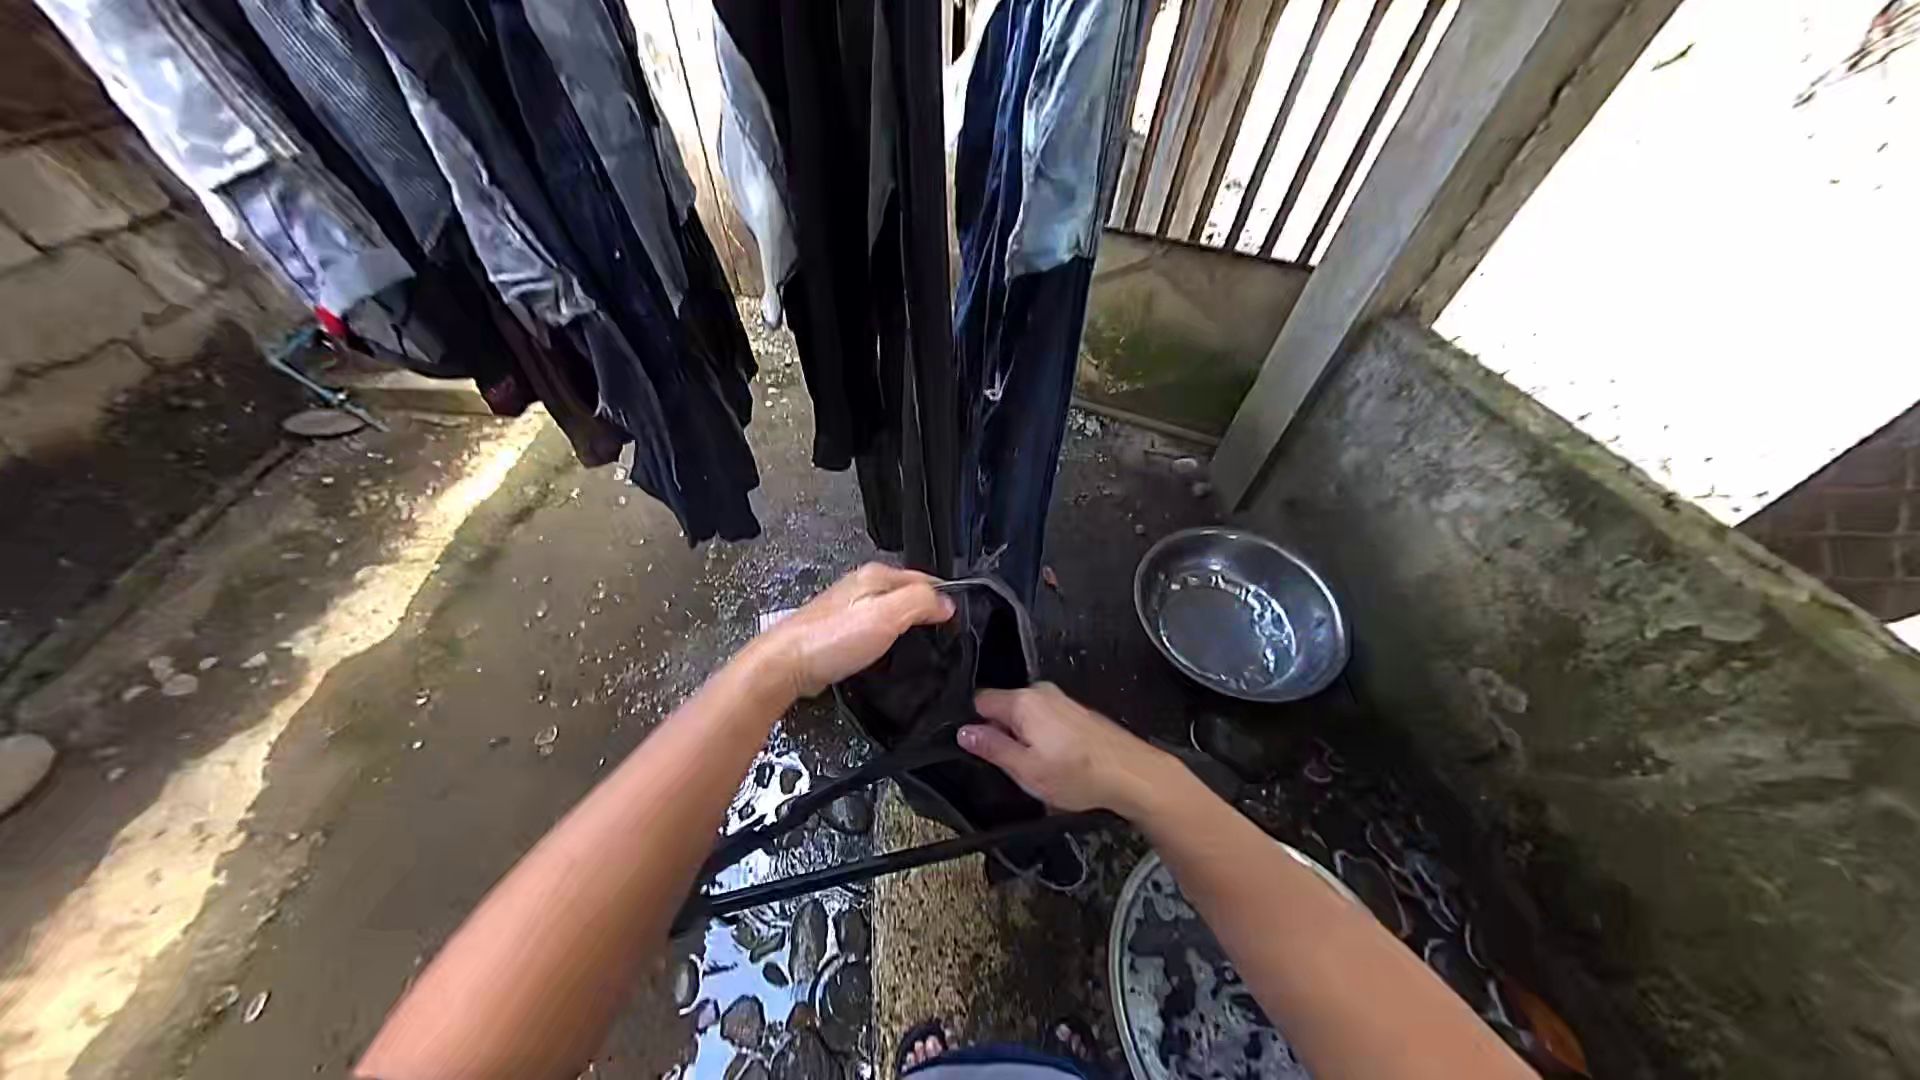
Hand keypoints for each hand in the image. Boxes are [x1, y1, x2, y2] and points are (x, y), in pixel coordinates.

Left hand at [749, 563, 954, 698]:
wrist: (785, 665)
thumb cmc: (832, 640)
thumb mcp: (886, 616)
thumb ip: (920, 602)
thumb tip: (947, 603)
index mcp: (876, 575)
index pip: (926, 578)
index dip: (944, 598)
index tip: (956, 622)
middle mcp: (863, 585)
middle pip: (909, 593)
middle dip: (927, 612)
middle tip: (943, 637)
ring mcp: (850, 607)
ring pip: (892, 611)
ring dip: (908, 627)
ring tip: (921, 648)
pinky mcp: (840, 629)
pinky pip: (876, 628)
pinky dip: (889, 638)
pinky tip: (890, 654)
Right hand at [959, 683, 1181, 817]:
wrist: (1132, 775)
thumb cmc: (1080, 775)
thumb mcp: (1025, 770)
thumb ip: (992, 747)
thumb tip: (965, 732)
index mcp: (1023, 702)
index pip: (980, 701)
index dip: (977, 726)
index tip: (984, 749)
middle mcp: (1041, 692)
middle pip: (1004, 708)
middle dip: (1003, 735)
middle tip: (1016, 766)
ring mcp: (1061, 700)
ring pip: (1026, 716)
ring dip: (1026, 740)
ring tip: (1042, 769)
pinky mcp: (1076, 712)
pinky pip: (1046, 721)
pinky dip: (1045, 739)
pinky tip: (1060, 763)